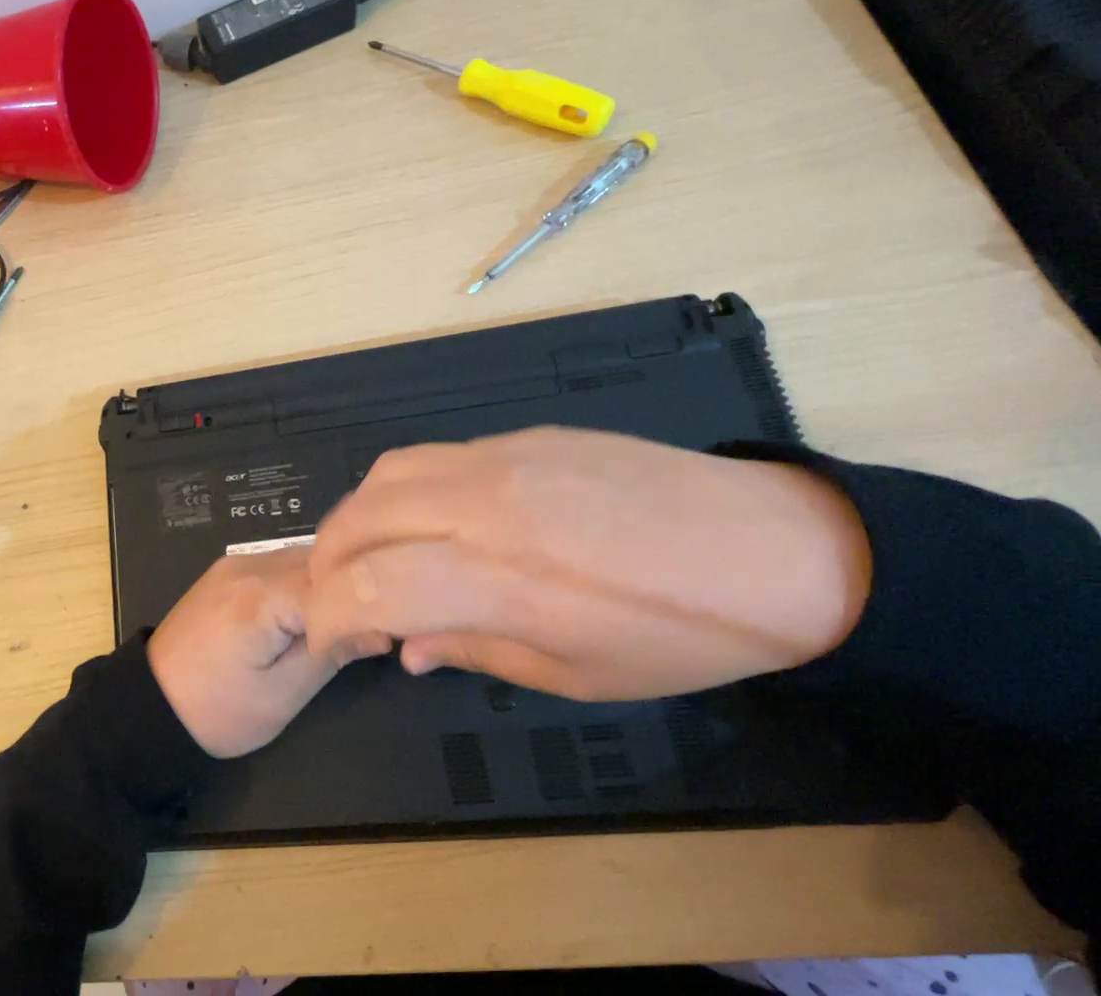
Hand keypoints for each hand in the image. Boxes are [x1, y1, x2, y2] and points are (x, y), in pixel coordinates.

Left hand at [147, 548, 380, 758]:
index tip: (398, 630)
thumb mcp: (281, 696)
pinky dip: (307, 582)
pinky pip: (282, 564)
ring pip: (304, 558)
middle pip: (322, 561)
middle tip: (385, 621)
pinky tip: (320, 610)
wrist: (149, 706)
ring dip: (332, 583)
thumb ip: (332, 653)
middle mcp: (249, 565)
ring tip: (356, 618)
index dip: (371, 605)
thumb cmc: (216, 711)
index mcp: (261, 596)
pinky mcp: (229, 571)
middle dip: (355, 588)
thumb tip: (383, 628)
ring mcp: (236, 563)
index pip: (337, 583)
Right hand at [305, 427, 872, 701]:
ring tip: (371, 555)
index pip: (368, 586)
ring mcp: (503, 458)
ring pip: (387, 474)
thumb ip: (472, 651)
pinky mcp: (527, 435)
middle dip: (327, 563)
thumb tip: (406, 649)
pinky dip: (403, 491)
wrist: (782, 550)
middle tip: (338, 597)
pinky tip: (430, 521)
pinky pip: (435, 456)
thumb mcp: (573, 674)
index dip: (332, 616)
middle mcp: (484, 505)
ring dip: (358, 517)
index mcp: (498, 577)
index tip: (336, 640)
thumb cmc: (681, 638)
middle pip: (359, 518)